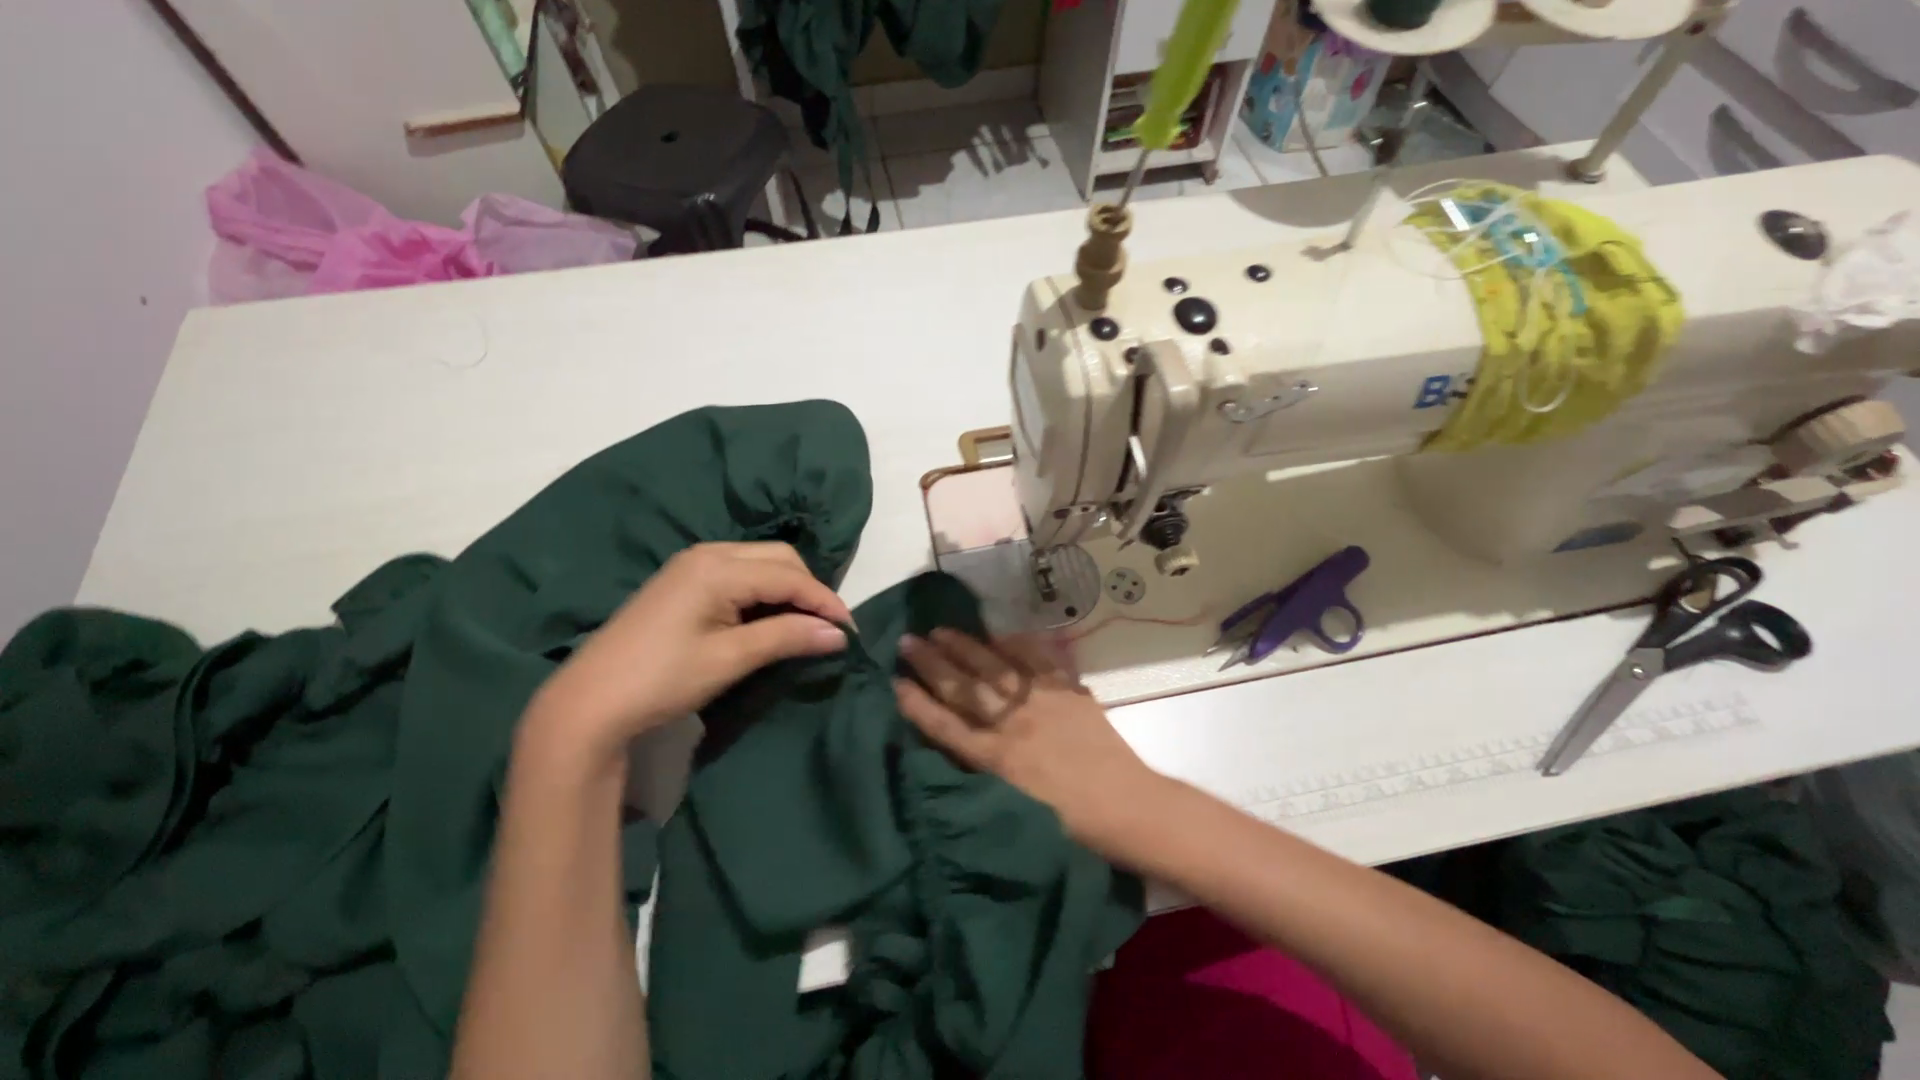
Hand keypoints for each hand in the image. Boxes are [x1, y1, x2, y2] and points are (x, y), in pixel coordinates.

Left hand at [526, 542, 851, 756]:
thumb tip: (837, 633)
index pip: (790, 576)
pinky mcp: (682, 583)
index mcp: (719, 567)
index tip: (850, 633)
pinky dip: (763, 593)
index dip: (825, 602)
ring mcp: (691, 566)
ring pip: (759, 564)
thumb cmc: (662, 679)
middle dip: (809, 590)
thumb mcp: (730, 659)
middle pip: (778, 559)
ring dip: (787, 590)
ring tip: (804, 627)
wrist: (591, 701)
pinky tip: (769, 621)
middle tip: (828, 630)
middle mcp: (707, 554)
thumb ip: (785, 637)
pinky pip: (739, 574)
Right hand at [893, 629, 1160, 855]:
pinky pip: (1037, 661)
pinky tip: (998, 635)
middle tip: (906, 641)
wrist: (1125, 808)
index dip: (915, 703)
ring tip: (939, 630)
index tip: (893, 682)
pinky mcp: (1068, 693)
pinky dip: (1016, 645)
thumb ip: (982, 772)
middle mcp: (1011, 726)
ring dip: (964, 647)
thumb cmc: (1068, 823)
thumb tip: (956, 739)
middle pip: (962, 688)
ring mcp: (1040, 704)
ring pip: (993, 668)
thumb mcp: (1012, 805)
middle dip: (931, 664)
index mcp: (994, 761)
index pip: (943, 726)